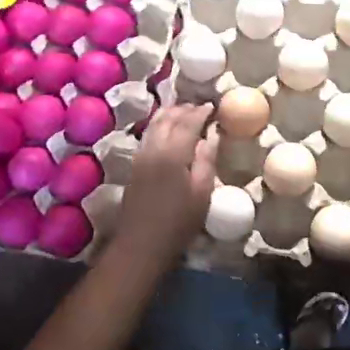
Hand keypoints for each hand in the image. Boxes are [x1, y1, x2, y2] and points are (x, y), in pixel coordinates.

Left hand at [114, 104, 217, 266]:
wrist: (141, 244)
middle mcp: (153, 148)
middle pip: (167, 118)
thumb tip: (212, 135)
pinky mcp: (134, 165)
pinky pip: (148, 135)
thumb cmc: (178, 222)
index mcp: (173, 153)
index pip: (188, 122)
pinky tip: (168, 130)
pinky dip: (160, 125)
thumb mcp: (202, 193)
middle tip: (200, 107)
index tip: (214, 106)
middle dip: (184, 109)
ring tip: (184, 112)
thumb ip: (206, 160)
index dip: (201, 112)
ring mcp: (140, 156)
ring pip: (154, 125)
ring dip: (170, 114)